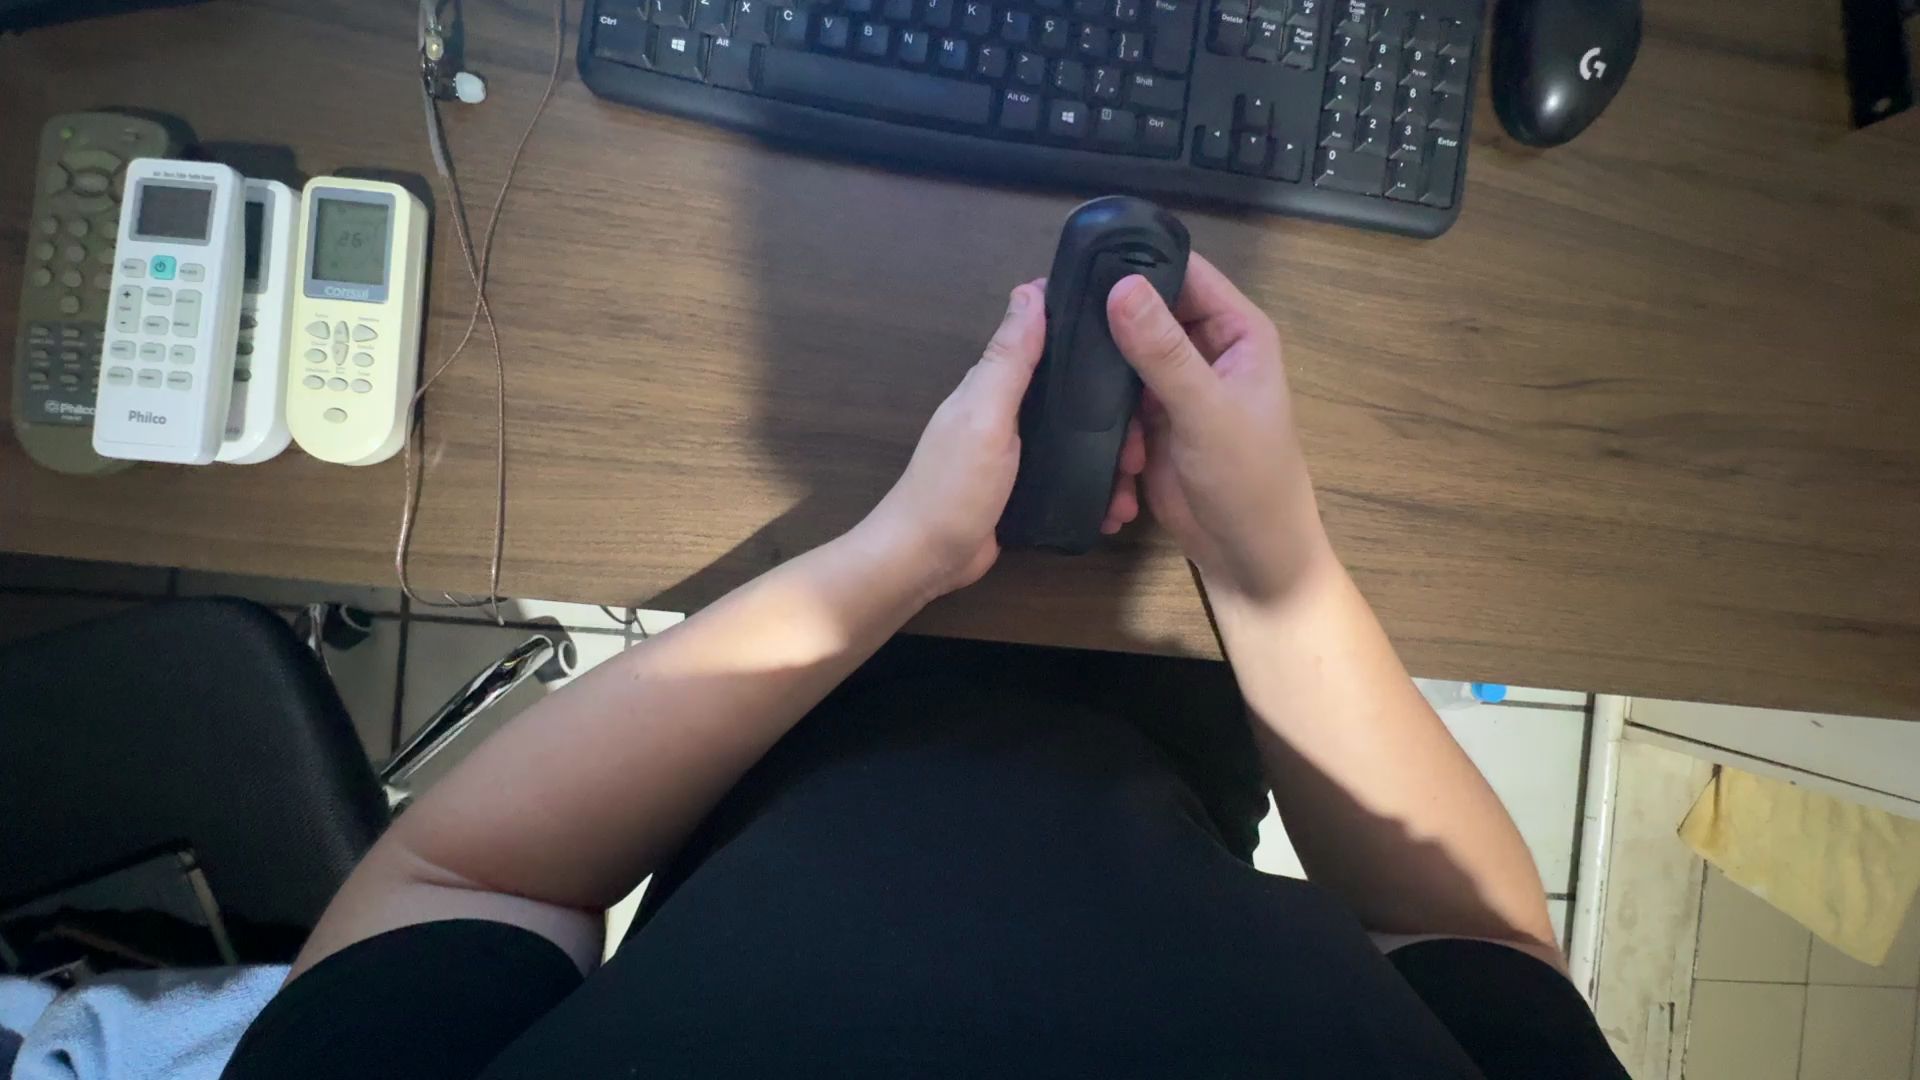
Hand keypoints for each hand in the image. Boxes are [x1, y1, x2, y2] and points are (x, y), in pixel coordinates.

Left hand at [860, 280, 1145, 597]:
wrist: (928, 558)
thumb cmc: (954, 486)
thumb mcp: (984, 416)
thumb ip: (1009, 360)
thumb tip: (1029, 291)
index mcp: (993, 385)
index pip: (1043, 338)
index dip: (1085, 327)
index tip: (1135, 329)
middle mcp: (1006, 411)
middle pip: (1068, 390)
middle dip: (1111, 401)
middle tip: (1152, 422)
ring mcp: (1016, 451)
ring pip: (1073, 433)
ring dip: (1107, 446)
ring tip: (1141, 468)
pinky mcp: (1025, 486)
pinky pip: (1068, 471)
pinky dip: (1094, 478)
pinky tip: (1119, 494)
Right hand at [1106, 253, 1332, 605]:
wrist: (1244, 553)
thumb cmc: (1247, 478)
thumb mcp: (1206, 411)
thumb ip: (1163, 352)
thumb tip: (1120, 287)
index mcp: (1235, 332)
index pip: (1185, 275)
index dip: (1139, 265)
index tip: (1081, 266)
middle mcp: (1203, 352)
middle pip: (1145, 317)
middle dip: (1108, 330)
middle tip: (1057, 331)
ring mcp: (1174, 390)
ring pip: (1124, 364)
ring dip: (1106, 387)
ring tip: (1089, 408)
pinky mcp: (1151, 425)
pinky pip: (1116, 406)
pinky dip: (1108, 425)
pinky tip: (1112, 450)